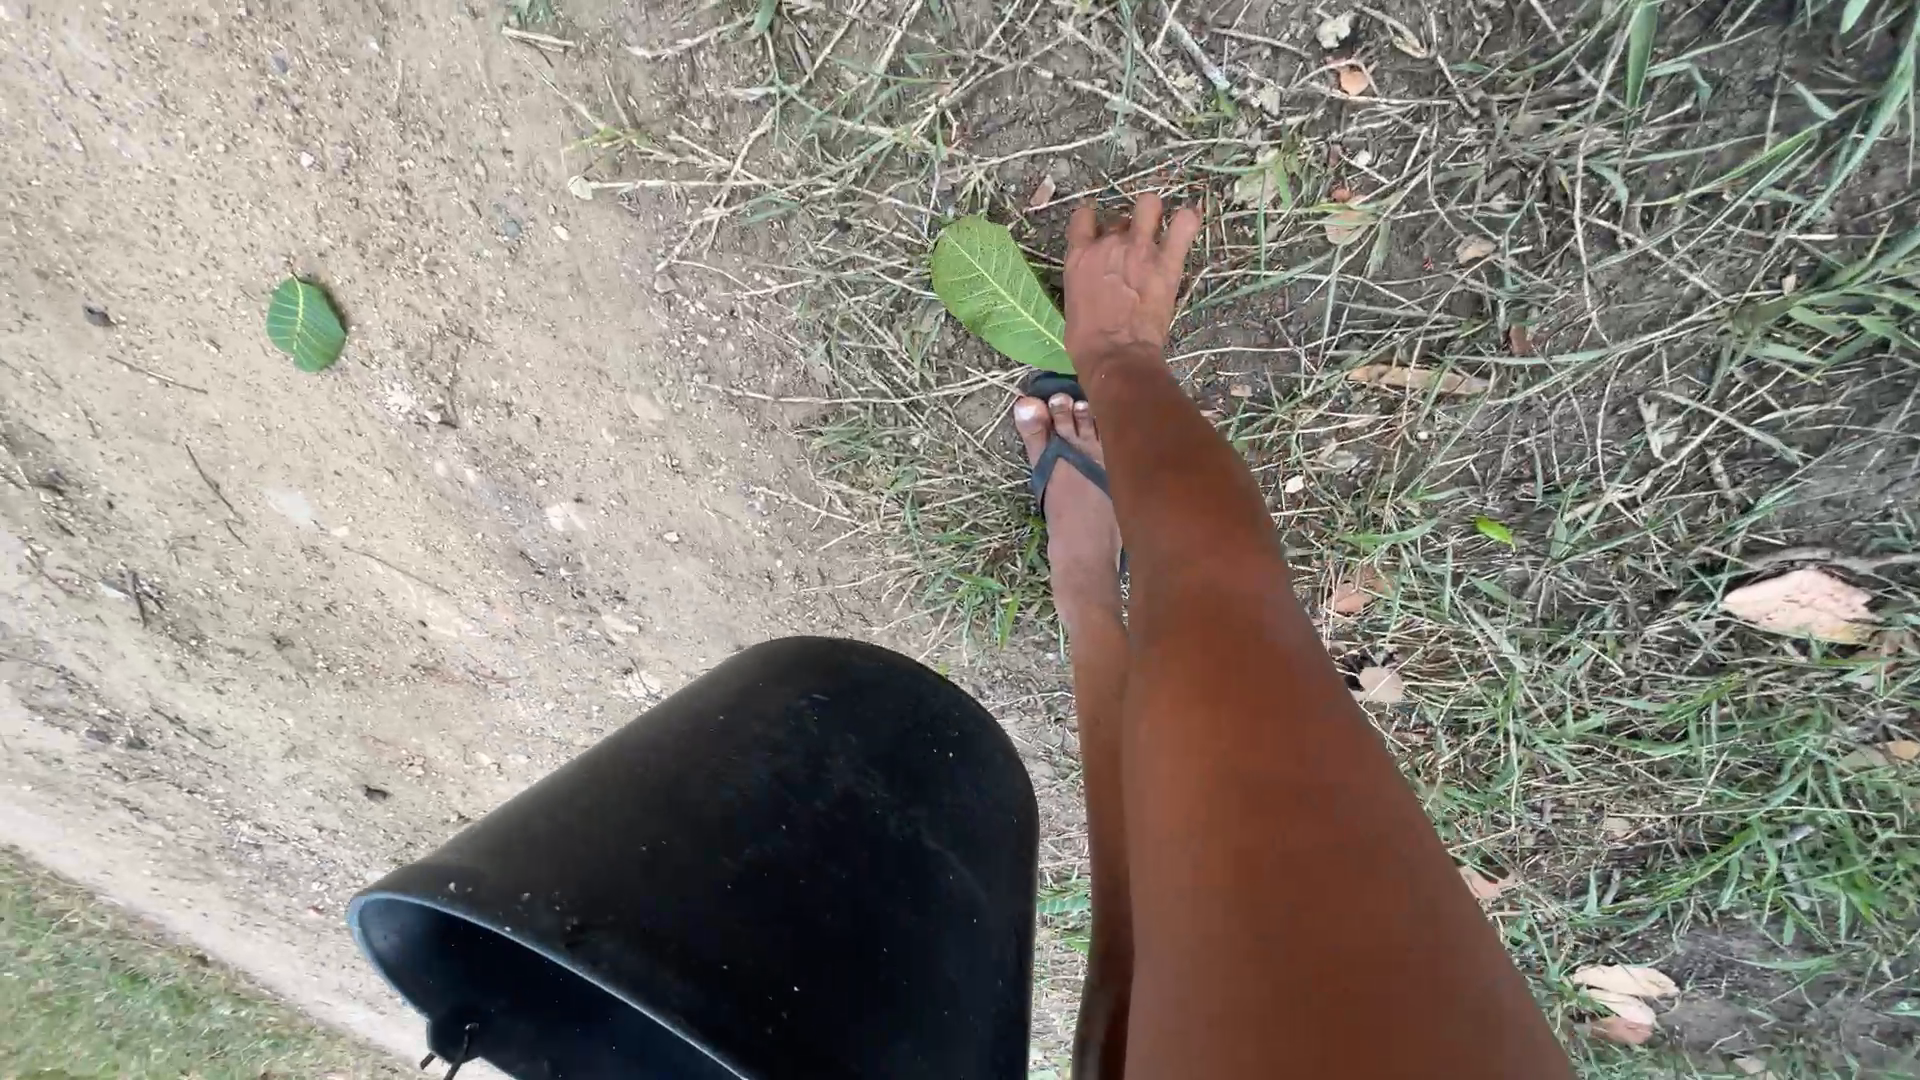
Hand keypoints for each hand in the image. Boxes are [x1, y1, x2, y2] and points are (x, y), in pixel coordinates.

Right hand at [1063, 192, 1201, 378]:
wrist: (1115, 355)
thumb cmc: (1087, 342)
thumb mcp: (1074, 306)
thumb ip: (1085, 283)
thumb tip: (1095, 285)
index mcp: (1080, 257)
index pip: (1082, 217)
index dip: (1090, 221)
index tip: (1096, 231)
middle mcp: (1108, 244)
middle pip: (1117, 217)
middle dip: (1124, 229)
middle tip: (1130, 249)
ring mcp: (1140, 249)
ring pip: (1149, 204)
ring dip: (1152, 212)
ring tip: (1157, 227)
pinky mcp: (1167, 262)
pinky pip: (1184, 224)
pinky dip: (1187, 221)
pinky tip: (1186, 224)